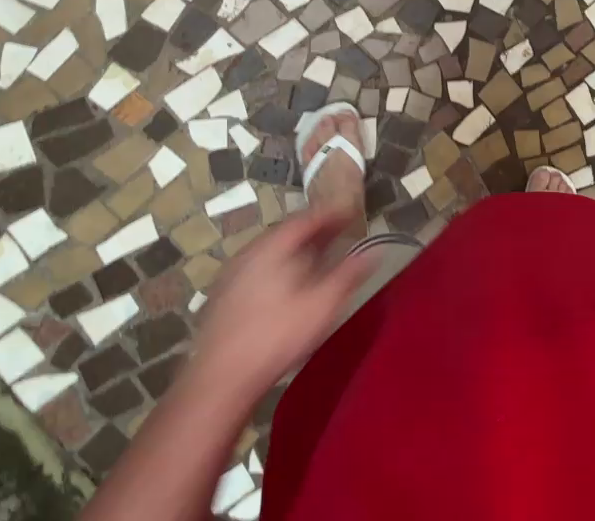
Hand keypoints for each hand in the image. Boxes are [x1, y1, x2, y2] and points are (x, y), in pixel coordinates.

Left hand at [188, 206, 375, 397]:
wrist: (219, 381)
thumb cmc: (276, 337)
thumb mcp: (323, 304)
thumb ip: (350, 273)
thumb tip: (375, 250)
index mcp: (272, 248)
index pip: (306, 218)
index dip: (332, 214)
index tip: (352, 213)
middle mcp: (247, 254)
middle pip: (285, 233)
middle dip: (315, 232)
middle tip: (339, 235)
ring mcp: (230, 276)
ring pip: (270, 253)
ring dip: (296, 250)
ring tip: (319, 259)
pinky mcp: (221, 298)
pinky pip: (257, 270)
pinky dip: (279, 267)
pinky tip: (290, 285)